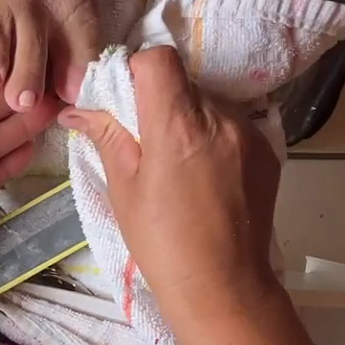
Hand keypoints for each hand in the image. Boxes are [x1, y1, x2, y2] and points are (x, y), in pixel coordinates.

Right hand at [57, 46, 281, 320]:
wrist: (222, 284)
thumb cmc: (160, 241)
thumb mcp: (123, 189)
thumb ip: (107, 137)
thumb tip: (76, 110)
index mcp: (177, 126)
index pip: (160, 60)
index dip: (137, 71)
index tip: (126, 102)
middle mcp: (220, 119)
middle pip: (184, 82)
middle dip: (160, 100)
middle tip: (144, 141)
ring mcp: (250, 134)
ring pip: (209, 103)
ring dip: (188, 120)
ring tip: (177, 165)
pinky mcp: (268, 151)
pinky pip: (232, 126)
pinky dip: (213, 138)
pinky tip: (203, 177)